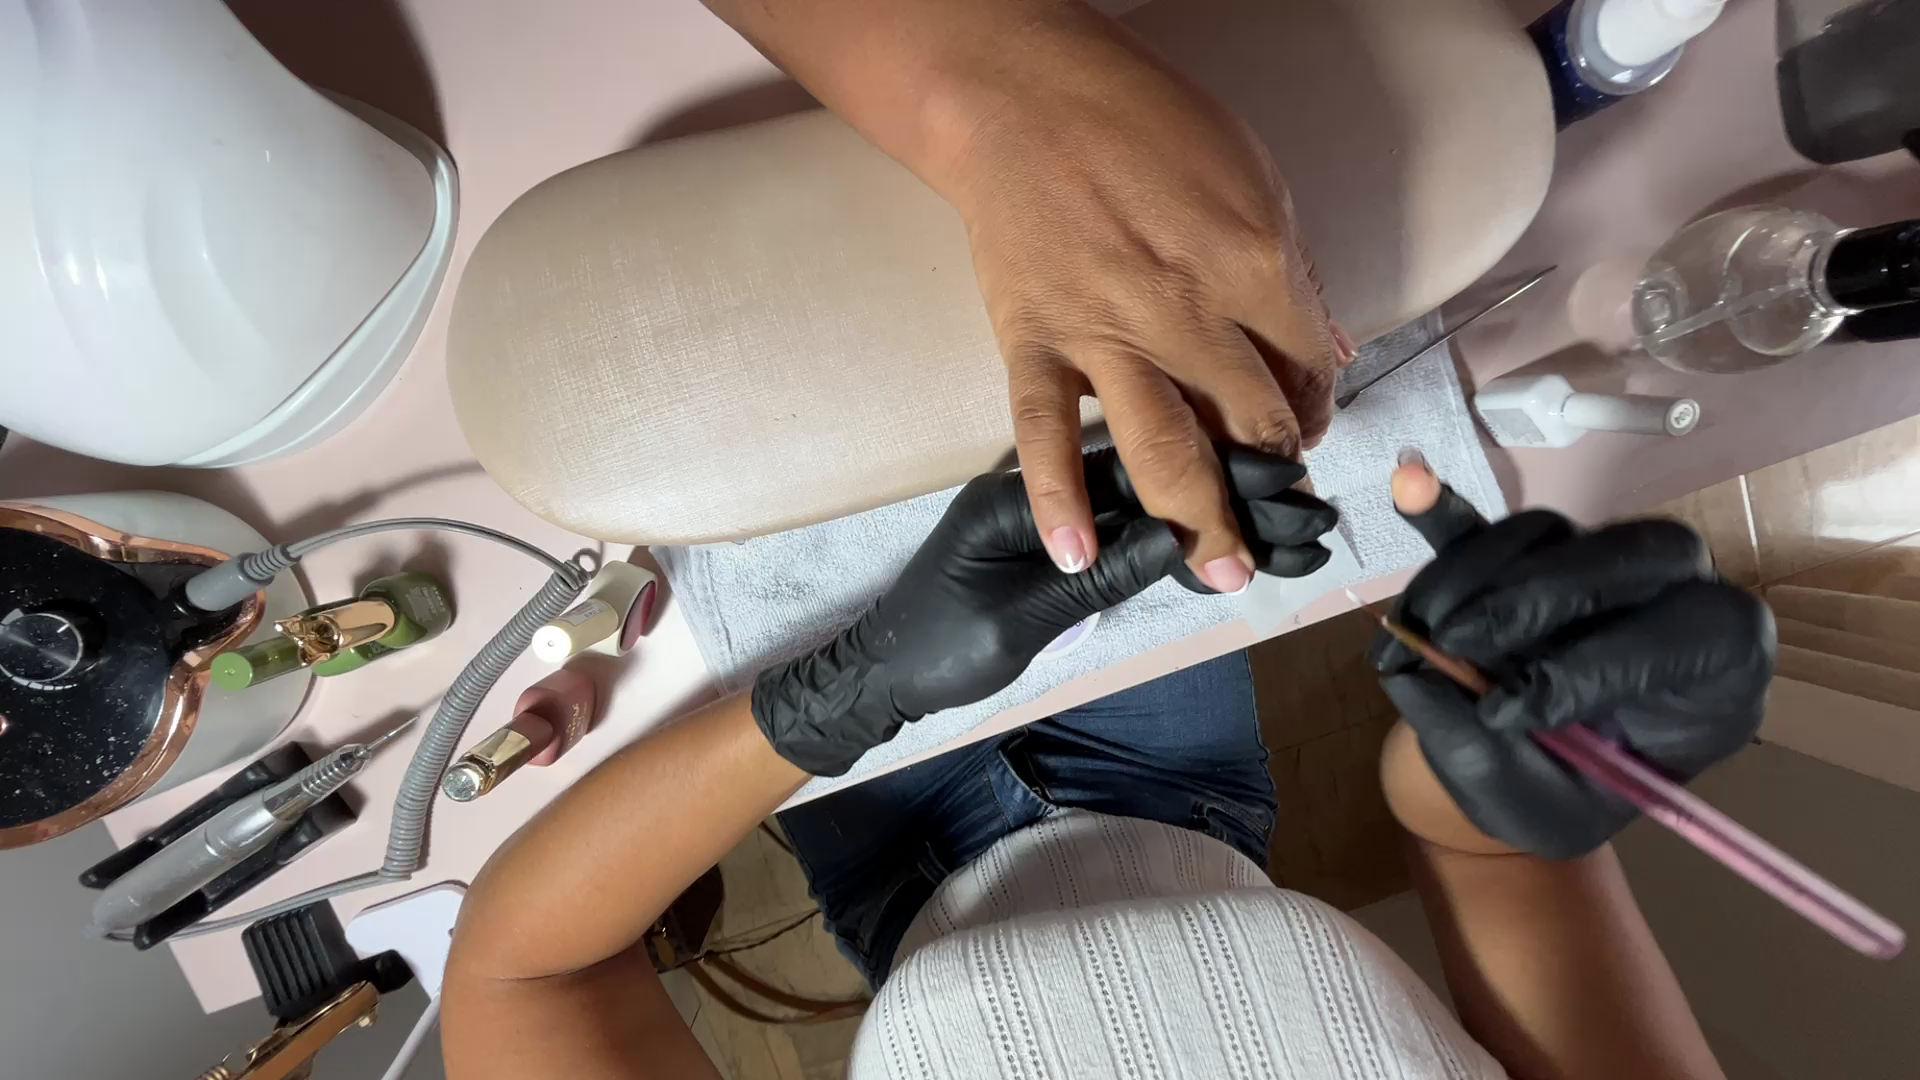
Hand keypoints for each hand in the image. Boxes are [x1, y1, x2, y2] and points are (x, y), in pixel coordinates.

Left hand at [753, 446, 1336, 775]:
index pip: (1124, 476)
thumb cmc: (940, 649)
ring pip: (1132, 501)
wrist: (886, 675)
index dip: (1201, 480)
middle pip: (1137, 478)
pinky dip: (1161, 535)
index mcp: (1018, 495)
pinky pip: (1113, 529)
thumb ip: (1098, 576)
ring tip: (1276, 518)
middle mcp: (1032, 488)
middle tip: (1297, 501)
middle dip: (1215, 488)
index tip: (1275, 482)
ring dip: (1197, 508)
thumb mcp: (1019, 618)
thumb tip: (1184, 538)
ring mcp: (1040, 513)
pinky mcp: (1045, 540)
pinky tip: (1212, 535)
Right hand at [935, 7, 1353, 592]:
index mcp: (1253, 263)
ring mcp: (1105, 340)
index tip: (1302, 433)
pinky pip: (1046, 436)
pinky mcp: (1036, 348)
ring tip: (1221, 574)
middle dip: (1272, 479)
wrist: (1026, 105)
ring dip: (1200, 519)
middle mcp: (1187, 316)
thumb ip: (1288, 269)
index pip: (1306, 367)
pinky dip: (1057, 499)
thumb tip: (1319, 344)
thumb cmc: (1142, 124)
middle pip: (1248, 423)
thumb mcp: (1249, 175)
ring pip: (1162, 450)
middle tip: (1276, 517)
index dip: (1314, 412)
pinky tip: (1074, 557)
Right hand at [1372, 462, 1775, 857]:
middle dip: (1536, 596)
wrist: (1511, 769)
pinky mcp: (1510, 559)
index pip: (1704, 630)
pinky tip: (1407, 486)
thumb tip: (1414, 673)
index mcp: (1709, 679)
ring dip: (1468, 573)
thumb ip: (1477, 748)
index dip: (1606, 661)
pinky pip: (1479, 525)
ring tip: (1418, 629)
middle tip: (1456, 643)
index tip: (1510, 711)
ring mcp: (1582, 568)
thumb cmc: (1546, 794)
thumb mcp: (1529, 806)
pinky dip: (1441, 510)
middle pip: (1633, 553)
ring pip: (1541, 532)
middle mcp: (1660, 603)